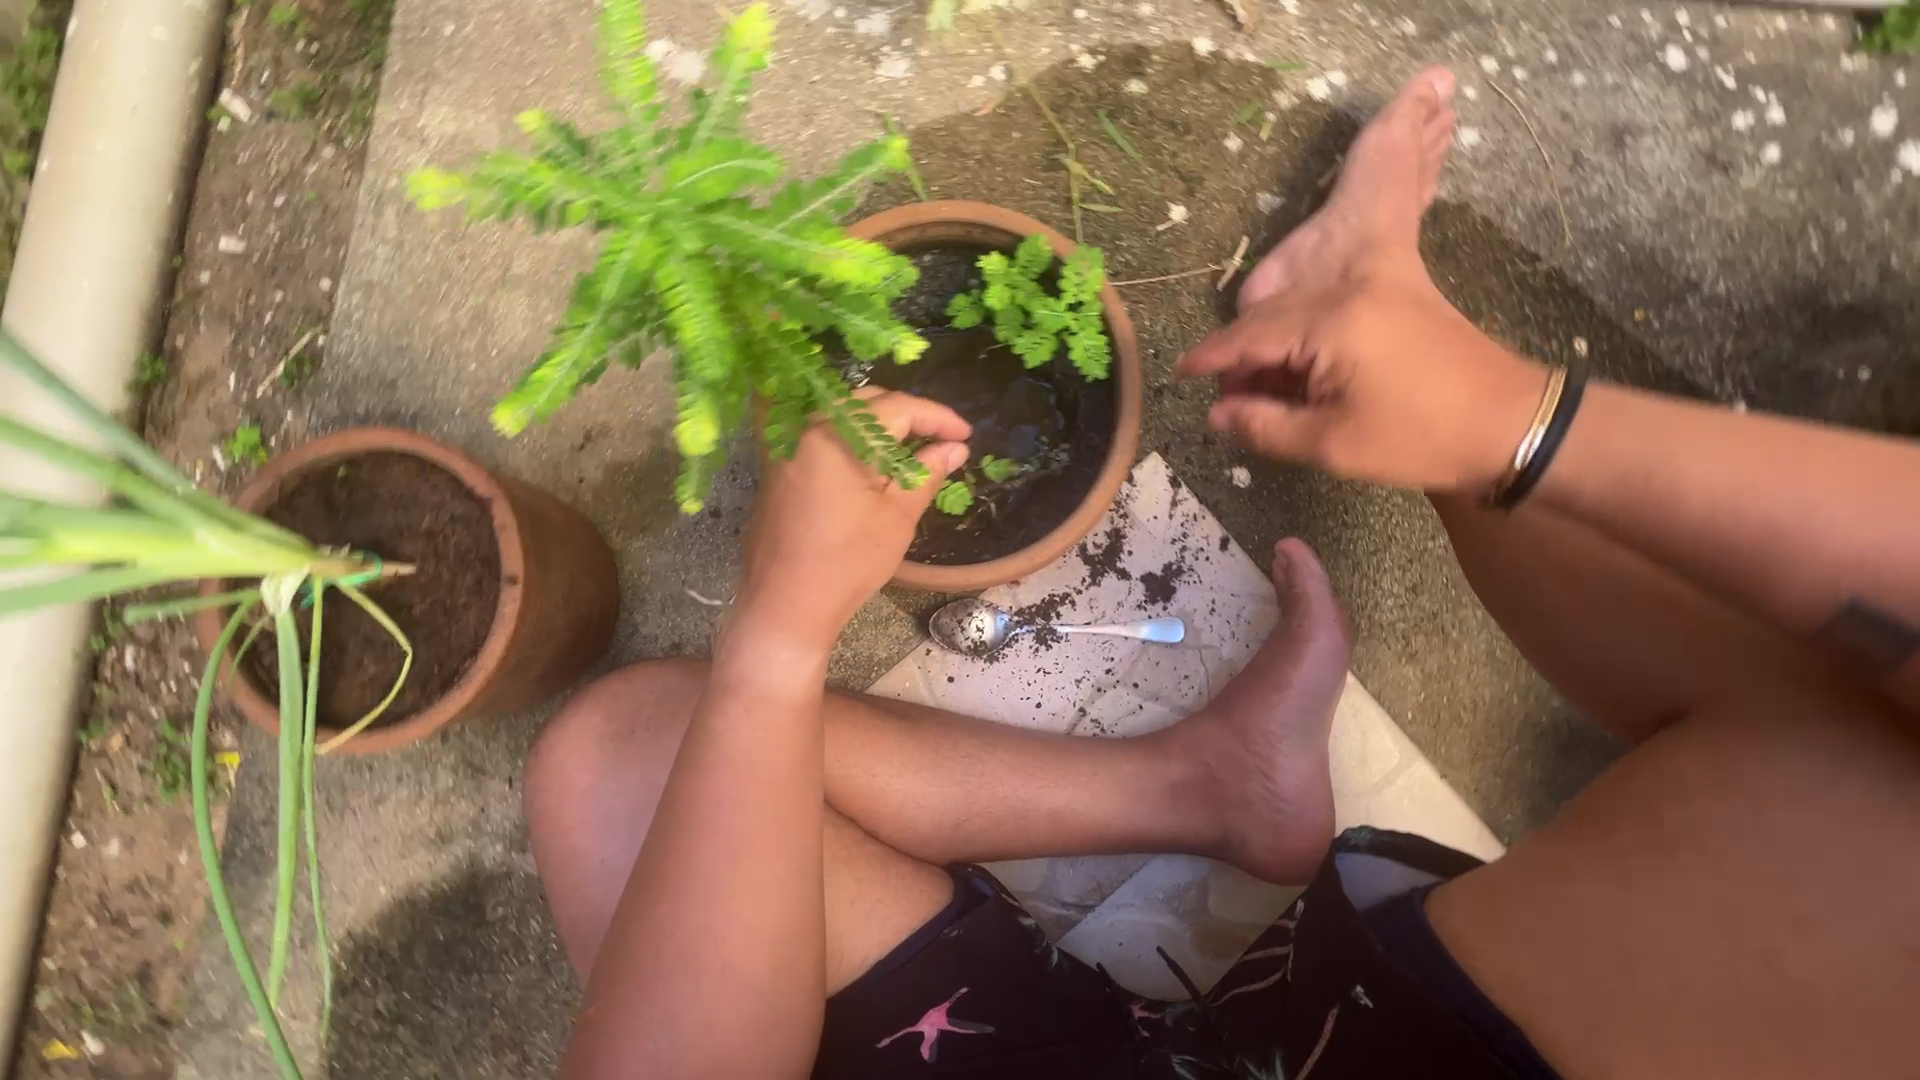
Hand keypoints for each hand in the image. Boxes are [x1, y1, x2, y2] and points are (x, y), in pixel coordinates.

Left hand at [732, 390, 970, 654]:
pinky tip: (873, 457)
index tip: (966, 433)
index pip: (897, 408)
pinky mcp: (778, 465)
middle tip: (942, 439)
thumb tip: (954, 448)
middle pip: (867, 402)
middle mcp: (806, 428)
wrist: (784, 604)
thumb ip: (926, 473)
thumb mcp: (897, 517)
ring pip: (842, 413)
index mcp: (837, 436)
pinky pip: (821, 431)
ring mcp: (786, 445)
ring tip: (912, 446)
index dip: (937, 417)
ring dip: (879, 422)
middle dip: (908, 414)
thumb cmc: (847, 563)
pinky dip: (852, 435)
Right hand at [1176, 272, 1548, 493]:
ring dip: (1269, 347)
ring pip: (1295, 309)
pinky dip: (1301, 337)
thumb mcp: (1329, 445)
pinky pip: (1326, 307)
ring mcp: (1376, 285)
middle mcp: (1349, 289)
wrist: (1511, 422)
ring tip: (1260, 394)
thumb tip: (1216, 415)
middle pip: (1268, 316)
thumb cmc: (1419, 439)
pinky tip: (1296, 372)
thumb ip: (1263, 426)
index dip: (1210, 357)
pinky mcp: (1394, 292)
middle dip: (1240, 358)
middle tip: (1230, 403)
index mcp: (1332, 321)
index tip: (1180, 372)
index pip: (1249, 335)